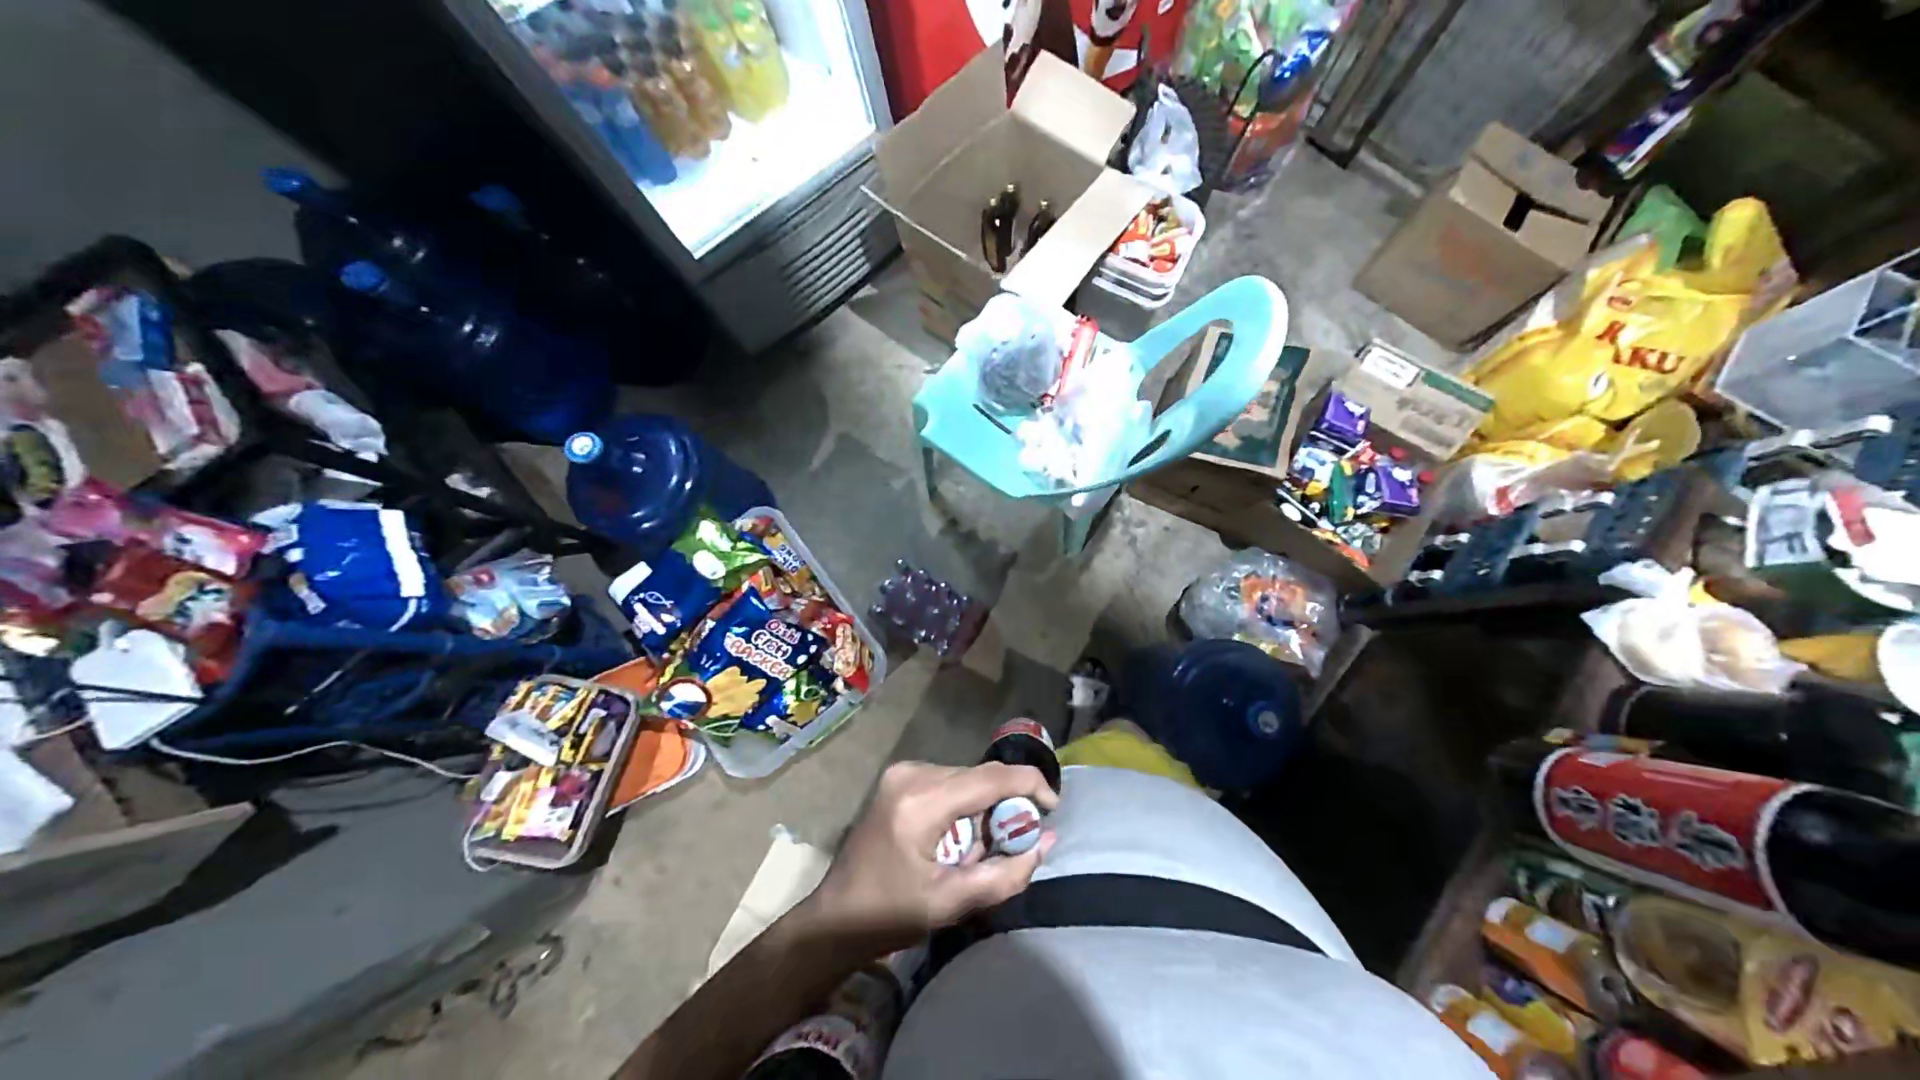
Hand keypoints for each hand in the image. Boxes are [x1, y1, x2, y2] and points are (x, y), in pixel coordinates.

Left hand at [803, 760, 1058, 949]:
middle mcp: (912, 774)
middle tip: (1015, 844)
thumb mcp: (953, 902)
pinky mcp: (898, 779)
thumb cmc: (890, 914)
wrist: (835, 916)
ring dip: (984, 808)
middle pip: (980, 777)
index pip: (991, 777)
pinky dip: (964, 806)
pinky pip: (948, 782)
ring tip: (978, 850)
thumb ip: (1005, 873)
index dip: (1030, 785)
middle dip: (1006, 805)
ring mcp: (902, 773)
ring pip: (966, 778)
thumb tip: (1046, 840)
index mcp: (922, 802)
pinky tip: (957, 839)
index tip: (1053, 807)